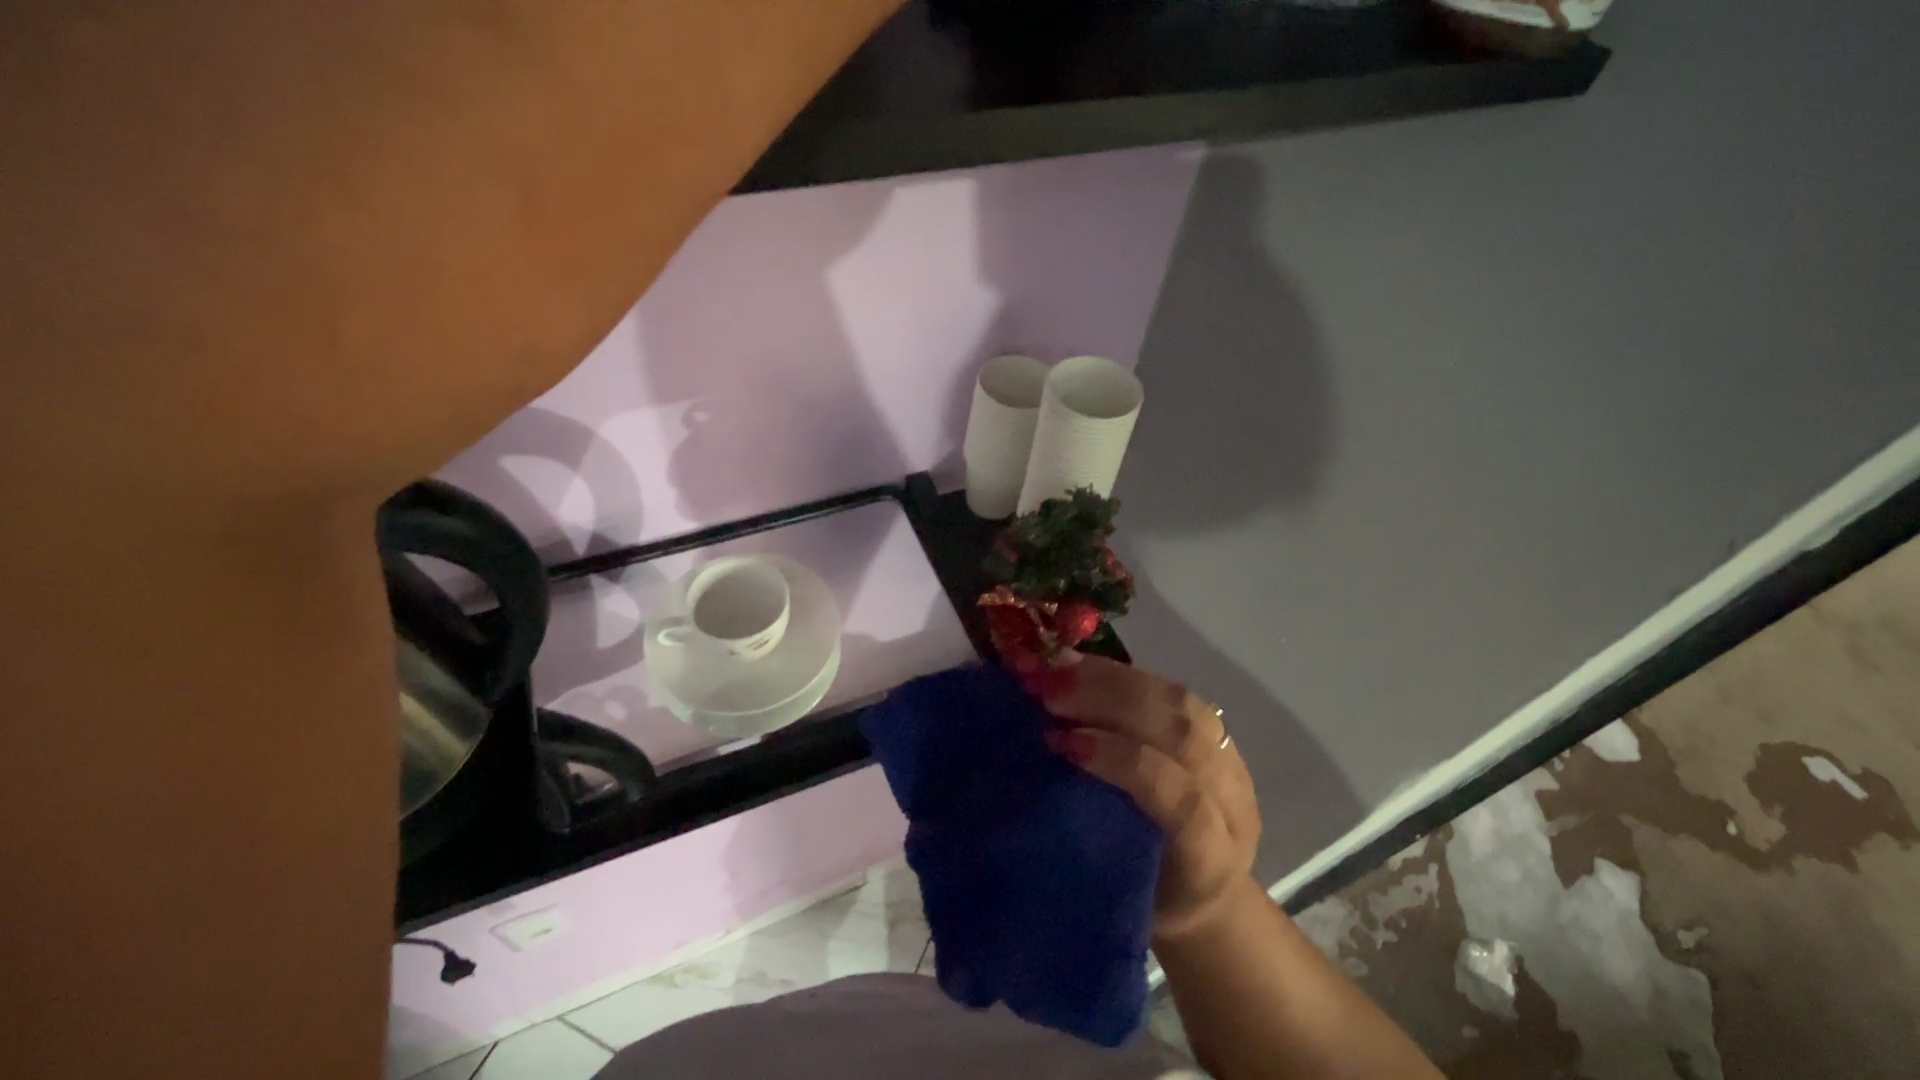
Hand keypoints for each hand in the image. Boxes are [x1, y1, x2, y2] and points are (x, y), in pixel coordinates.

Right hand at [1023, 652, 1260, 939]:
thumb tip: (1024, 789)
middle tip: (1050, 690)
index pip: (1182, 800)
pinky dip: (1128, 677)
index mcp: (1209, 859)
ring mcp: (1232, 766)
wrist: (1211, 899)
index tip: (1064, 744)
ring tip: (1061, 669)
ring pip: (1186, 705)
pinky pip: (1178, 696)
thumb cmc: (1150, 903)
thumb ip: (1088, 850)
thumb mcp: (1117, 896)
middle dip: (1116, 703)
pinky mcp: (1220, 738)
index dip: (1128, 764)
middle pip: (1187, 737)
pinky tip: (1085, 668)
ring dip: (1118, 679)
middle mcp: (1233, 807)